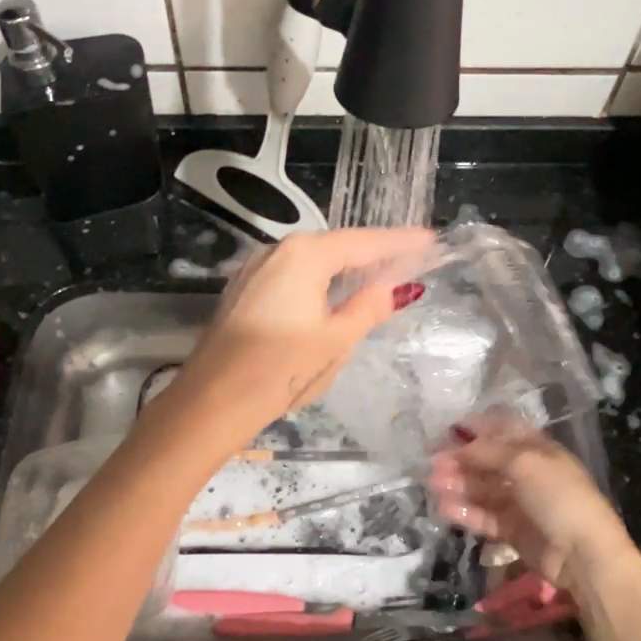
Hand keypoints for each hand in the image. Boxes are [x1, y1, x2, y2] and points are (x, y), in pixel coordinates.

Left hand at [162, 227, 435, 448]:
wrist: (211, 401)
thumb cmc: (279, 370)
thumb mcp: (335, 342)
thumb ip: (367, 309)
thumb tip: (394, 289)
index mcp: (304, 256)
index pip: (363, 243)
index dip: (399, 243)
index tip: (430, 239)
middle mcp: (277, 251)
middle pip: (336, 247)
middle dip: (372, 254)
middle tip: (410, 259)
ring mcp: (255, 269)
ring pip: (312, 262)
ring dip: (345, 268)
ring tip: (380, 276)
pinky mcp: (244, 292)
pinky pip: (292, 277)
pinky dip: (320, 282)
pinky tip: (335, 294)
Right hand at [429, 416, 636, 589]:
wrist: (582, 554)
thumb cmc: (559, 496)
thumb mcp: (525, 463)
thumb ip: (488, 452)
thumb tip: (459, 446)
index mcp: (537, 450)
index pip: (503, 431)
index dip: (477, 428)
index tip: (447, 430)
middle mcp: (527, 473)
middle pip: (487, 462)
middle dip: (460, 460)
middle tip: (432, 464)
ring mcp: (520, 503)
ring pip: (482, 490)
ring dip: (457, 485)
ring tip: (433, 486)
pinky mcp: (512, 530)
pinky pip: (483, 516)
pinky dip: (464, 512)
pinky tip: (444, 508)